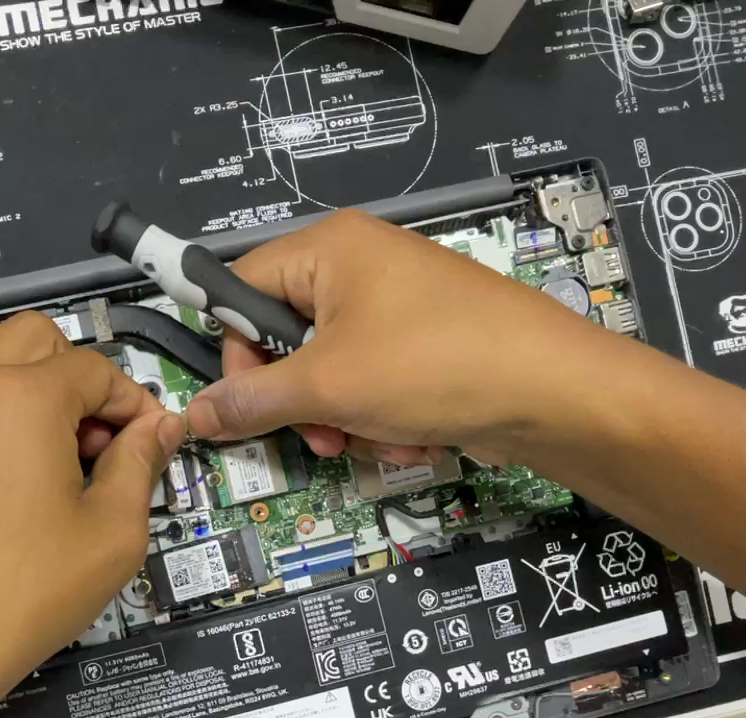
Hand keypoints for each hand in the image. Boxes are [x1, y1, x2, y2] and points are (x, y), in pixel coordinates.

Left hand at [0, 313, 184, 717]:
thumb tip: (160, 426)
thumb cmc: (24, 593)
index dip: (136, 405)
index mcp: (22, 396)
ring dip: (37, 397)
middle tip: (100, 447)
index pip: (97, 369)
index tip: (153, 447)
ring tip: (56, 473)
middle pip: (38, 341)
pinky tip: (8, 492)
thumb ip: (142, 464)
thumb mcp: (111, 533)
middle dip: (82, 380)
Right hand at [185, 210, 651, 466]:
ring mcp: (395, 307)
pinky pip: (370, 383)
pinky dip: (380, 419)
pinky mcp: (422, 344)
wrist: (551, 392)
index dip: (235, 350)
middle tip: (321, 435)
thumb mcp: (327, 386)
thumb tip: (195, 414)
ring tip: (375, 439)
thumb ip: (252, 400)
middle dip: (300, 401)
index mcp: (328, 249)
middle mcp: (358, 267)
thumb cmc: (429, 367)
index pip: (241, 287)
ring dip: (343, 420)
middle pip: (285, 338)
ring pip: (328, 373)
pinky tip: (409, 439)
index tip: (245, 401)